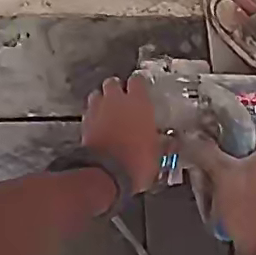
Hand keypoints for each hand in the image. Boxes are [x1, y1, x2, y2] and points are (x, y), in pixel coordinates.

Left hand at [82, 76, 162, 195]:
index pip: (137, 80)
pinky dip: (93, 115)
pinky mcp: (84, 123)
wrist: (105, 173)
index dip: (138, 84)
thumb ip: (163, 143)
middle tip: (122, 100)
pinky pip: (89, 111)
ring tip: (108, 111)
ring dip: (102, 100)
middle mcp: (116, 100)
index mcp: (139, 102)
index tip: (141, 89)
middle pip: (112, 83)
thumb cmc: (137, 161)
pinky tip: (98, 125)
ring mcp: (97, 109)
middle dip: (116, 89)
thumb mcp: (158, 154)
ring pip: (97, 94)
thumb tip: (171, 142)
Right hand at [176, 131, 255, 254]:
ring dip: (211, 160)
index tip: (192, 121)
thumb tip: (184, 135)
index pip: (238, 119)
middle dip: (209, 143)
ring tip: (193, 163)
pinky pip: (230, 172)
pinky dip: (217, 173)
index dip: (215, 118)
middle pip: (232, 138)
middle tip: (188, 145)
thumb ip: (203, 150)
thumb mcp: (222, 173)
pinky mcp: (253, 187)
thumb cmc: (247, 206)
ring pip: (229, 156)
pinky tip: (203, 179)